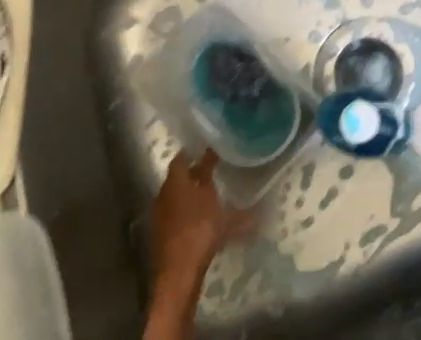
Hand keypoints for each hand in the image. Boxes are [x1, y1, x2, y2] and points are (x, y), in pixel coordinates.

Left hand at [150, 149, 256, 280]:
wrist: (177, 271)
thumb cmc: (200, 231)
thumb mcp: (223, 215)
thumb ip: (241, 210)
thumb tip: (259, 210)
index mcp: (176, 182)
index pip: (181, 158)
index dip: (193, 152)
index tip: (207, 149)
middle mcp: (165, 194)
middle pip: (178, 178)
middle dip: (194, 174)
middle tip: (212, 171)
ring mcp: (161, 215)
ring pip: (177, 198)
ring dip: (191, 195)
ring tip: (209, 196)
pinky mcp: (162, 233)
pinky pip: (176, 215)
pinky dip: (187, 213)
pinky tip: (201, 221)